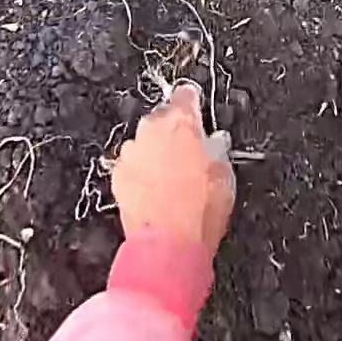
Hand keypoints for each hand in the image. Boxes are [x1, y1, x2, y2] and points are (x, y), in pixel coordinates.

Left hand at [112, 83, 234, 252]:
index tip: (197, 112)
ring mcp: (132, 152)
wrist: (168, 247)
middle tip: (189, 153)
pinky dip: (141, 170)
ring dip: (156, 150)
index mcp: (182, 119)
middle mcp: (153, 128)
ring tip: (171, 175)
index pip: (186, 93)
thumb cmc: (201, 207)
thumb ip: (216, 146)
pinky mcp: (117, 176)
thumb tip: (214, 141)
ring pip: (146, 140)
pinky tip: (155, 189)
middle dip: (173, 130)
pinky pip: (132, 163)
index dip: (193, 103)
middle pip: (163, 117)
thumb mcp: (224, 170)